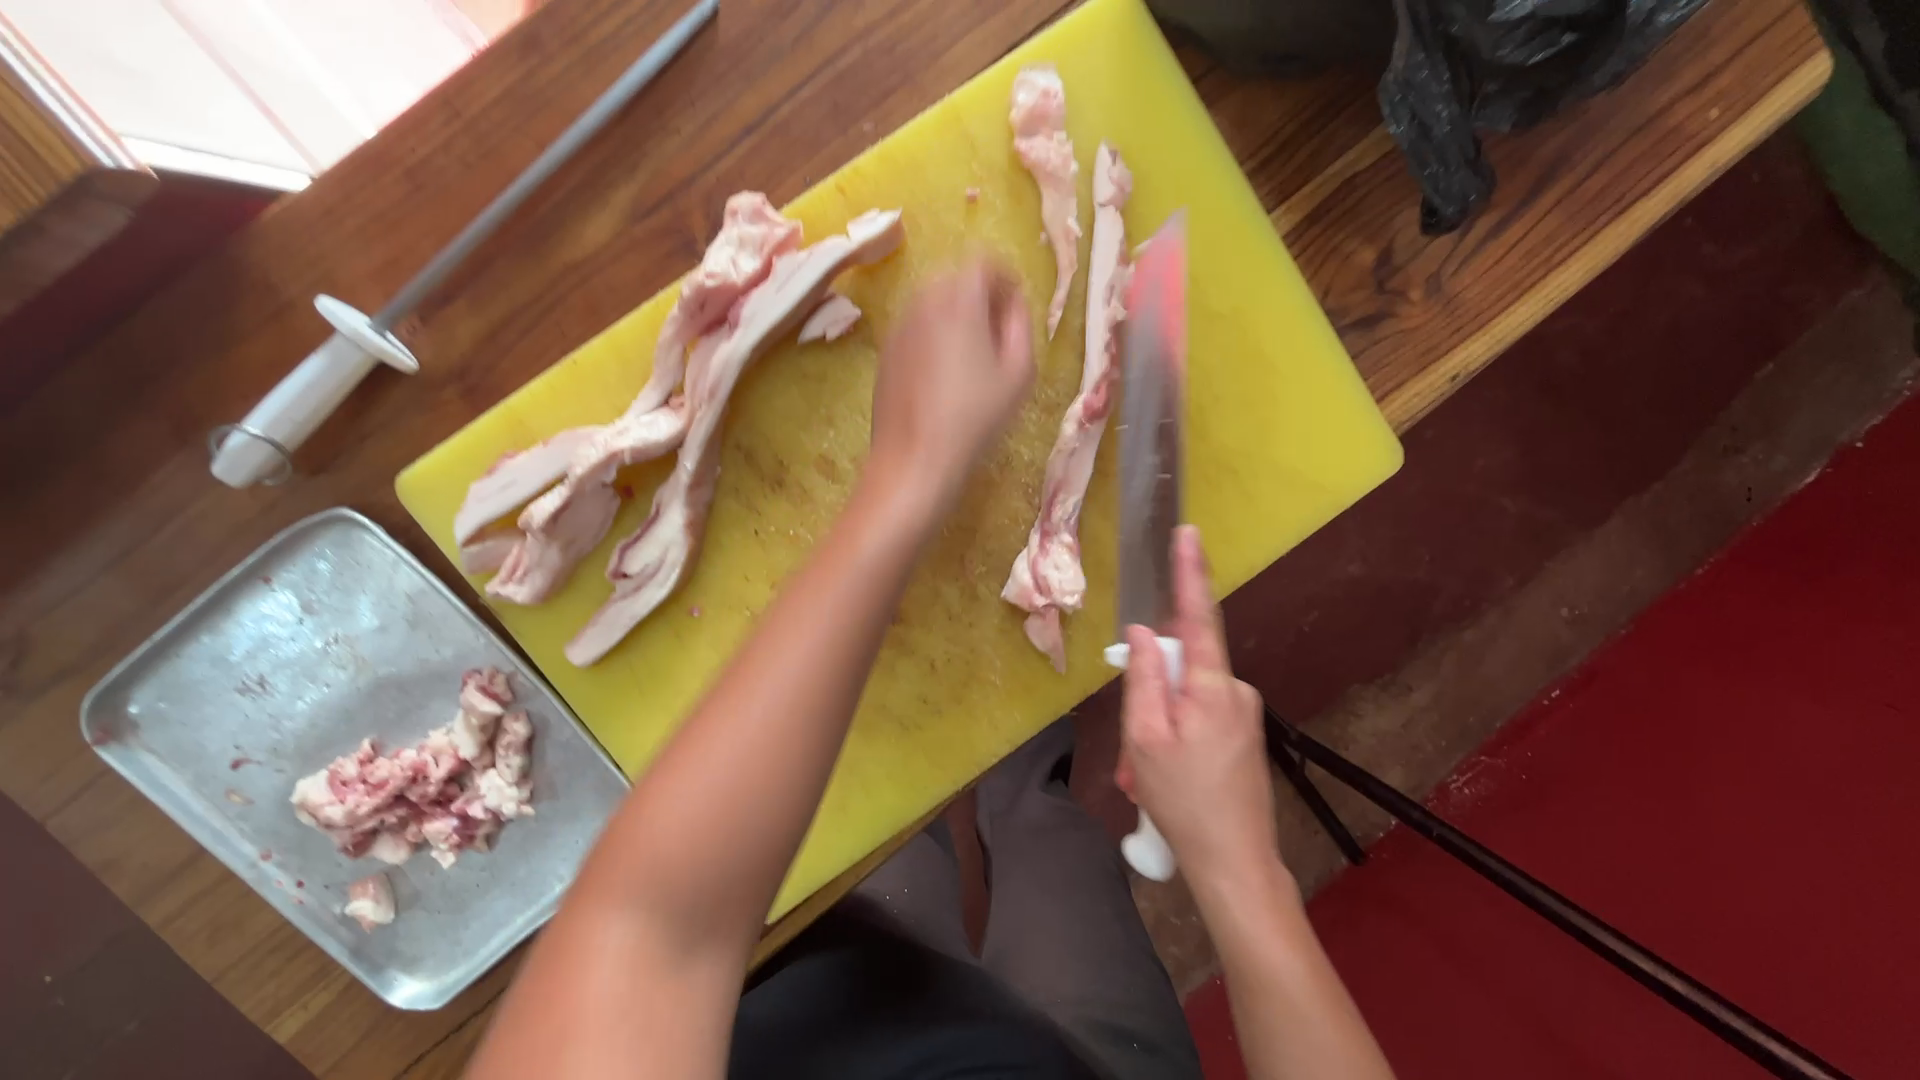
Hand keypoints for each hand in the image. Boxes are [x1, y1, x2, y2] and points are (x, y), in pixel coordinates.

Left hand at [867, 259, 1033, 512]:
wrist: (915, 460)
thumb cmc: (976, 418)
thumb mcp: (1020, 372)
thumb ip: (1021, 324)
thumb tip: (1014, 304)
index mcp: (959, 299)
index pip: (983, 261)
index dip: (1006, 278)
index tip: (1016, 306)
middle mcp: (922, 302)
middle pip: (954, 276)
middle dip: (979, 294)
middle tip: (998, 330)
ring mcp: (898, 326)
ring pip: (931, 301)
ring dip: (955, 313)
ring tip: (974, 355)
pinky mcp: (885, 352)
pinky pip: (915, 327)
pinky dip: (933, 334)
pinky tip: (945, 375)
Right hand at [1118, 526, 1280, 888]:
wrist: (1234, 861)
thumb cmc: (1183, 800)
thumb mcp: (1145, 738)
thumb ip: (1142, 678)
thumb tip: (1142, 633)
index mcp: (1211, 686)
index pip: (1197, 616)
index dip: (1189, 573)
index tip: (1188, 533)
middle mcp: (1235, 690)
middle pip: (1181, 663)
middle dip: (1149, 693)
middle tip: (1134, 750)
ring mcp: (1244, 713)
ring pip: (1185, 696)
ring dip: (1158, 724)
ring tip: (1146, 775)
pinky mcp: (1244, 733)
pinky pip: (1199, 716)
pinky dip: (1174, 736)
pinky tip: (1165, 775)